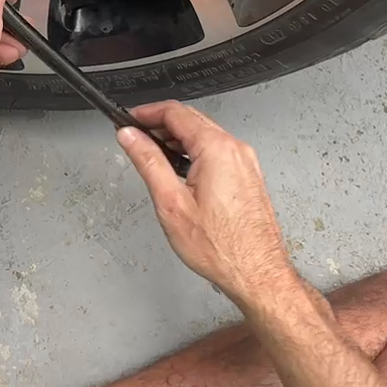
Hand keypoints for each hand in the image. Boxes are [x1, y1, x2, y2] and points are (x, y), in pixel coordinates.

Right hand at [118, 102, 295, 304]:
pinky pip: (217, 148)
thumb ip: (148, 161)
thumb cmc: (221, 247)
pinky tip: (180, 168)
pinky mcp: (248, 174)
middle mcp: (235, 149)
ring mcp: (245, 161)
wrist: (257, 274)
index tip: (129, 120)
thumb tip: (130, 136)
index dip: (147, 112)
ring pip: (204, 133)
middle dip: (160, 123)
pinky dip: (194, 149)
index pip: (175, 112)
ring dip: (177, 137)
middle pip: (191, 118)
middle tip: (136, 135)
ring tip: (154, 154)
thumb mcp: (171, 202)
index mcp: (216, 149)